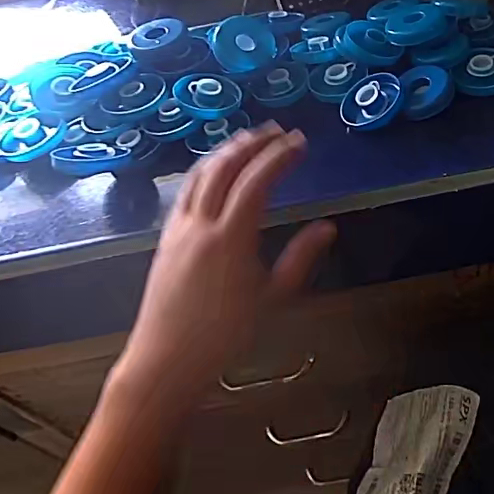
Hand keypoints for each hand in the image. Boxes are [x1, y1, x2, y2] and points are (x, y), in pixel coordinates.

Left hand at [116, 123, 335, 404]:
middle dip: (254, 144)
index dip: (280, 156)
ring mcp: (179, 228)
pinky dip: (205, 169)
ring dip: (227, 150)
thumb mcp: (273, 299)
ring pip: (201, 174)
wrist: (165, 362)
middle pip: (226, 168)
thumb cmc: (225, 336)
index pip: (257, 181)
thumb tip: (328, 227)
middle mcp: (201, 223)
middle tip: (278, 131)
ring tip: (250, 139)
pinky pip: (185, 190)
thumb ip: (301, 258)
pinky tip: (214, 170)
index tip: (300, 142)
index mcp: (231, 237)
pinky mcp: (166, 237)